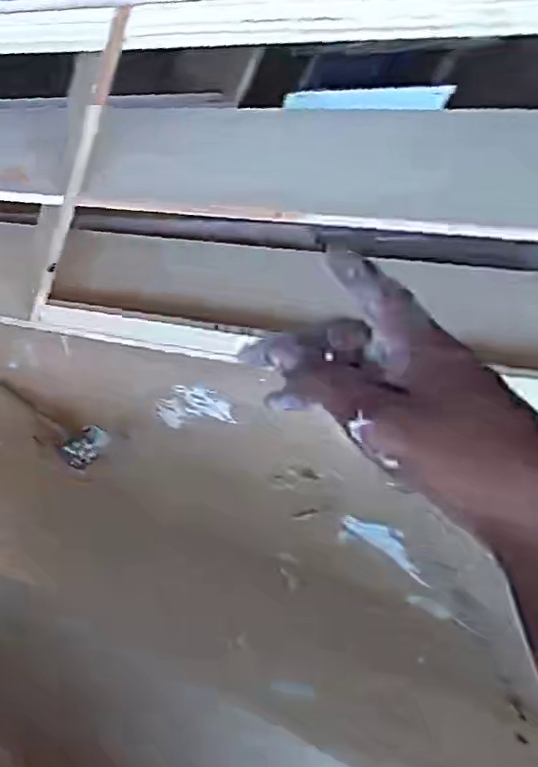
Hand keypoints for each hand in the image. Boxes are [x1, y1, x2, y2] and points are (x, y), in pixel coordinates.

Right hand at [243, 247, 537, 544]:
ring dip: (312, 377)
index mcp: (422, 352)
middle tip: (256, 357)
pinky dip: (335, 401)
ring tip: (277, 397)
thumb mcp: (379, 416)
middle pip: (356, 339)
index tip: (334, 252)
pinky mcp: (431, 425)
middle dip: (305, 345)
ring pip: (357, 371)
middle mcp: (424, 366)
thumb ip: (324, 381)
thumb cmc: (463, 454)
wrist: (536, 515)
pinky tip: (315, 415)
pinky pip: (370, 398)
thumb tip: (281, 350)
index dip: (356, 276)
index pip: (382, 301)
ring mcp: (430, 396)